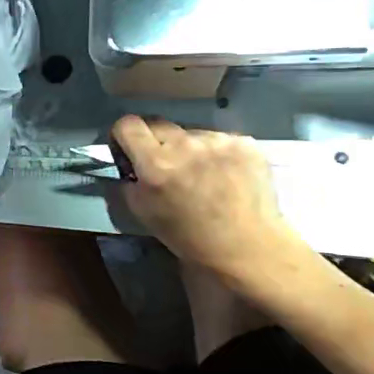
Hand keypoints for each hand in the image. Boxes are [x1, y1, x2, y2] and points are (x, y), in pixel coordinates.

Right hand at [112, 116, 303, 279]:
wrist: (249, 249)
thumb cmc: (190, 238)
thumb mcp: (144, 214)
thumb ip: (129, 182)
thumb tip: (128, 164)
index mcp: (156, 164)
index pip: (128, 124)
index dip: (124, 135)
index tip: (129, 149)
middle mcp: (186, 144)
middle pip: (158, 124)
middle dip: (156, 142)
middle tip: (166, 166)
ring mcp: (218, 140)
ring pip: (191, 133)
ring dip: (190, 148)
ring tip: (203, 176)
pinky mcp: (244, 142)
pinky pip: (219, 140)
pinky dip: (217, 154)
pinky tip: (226, 176)